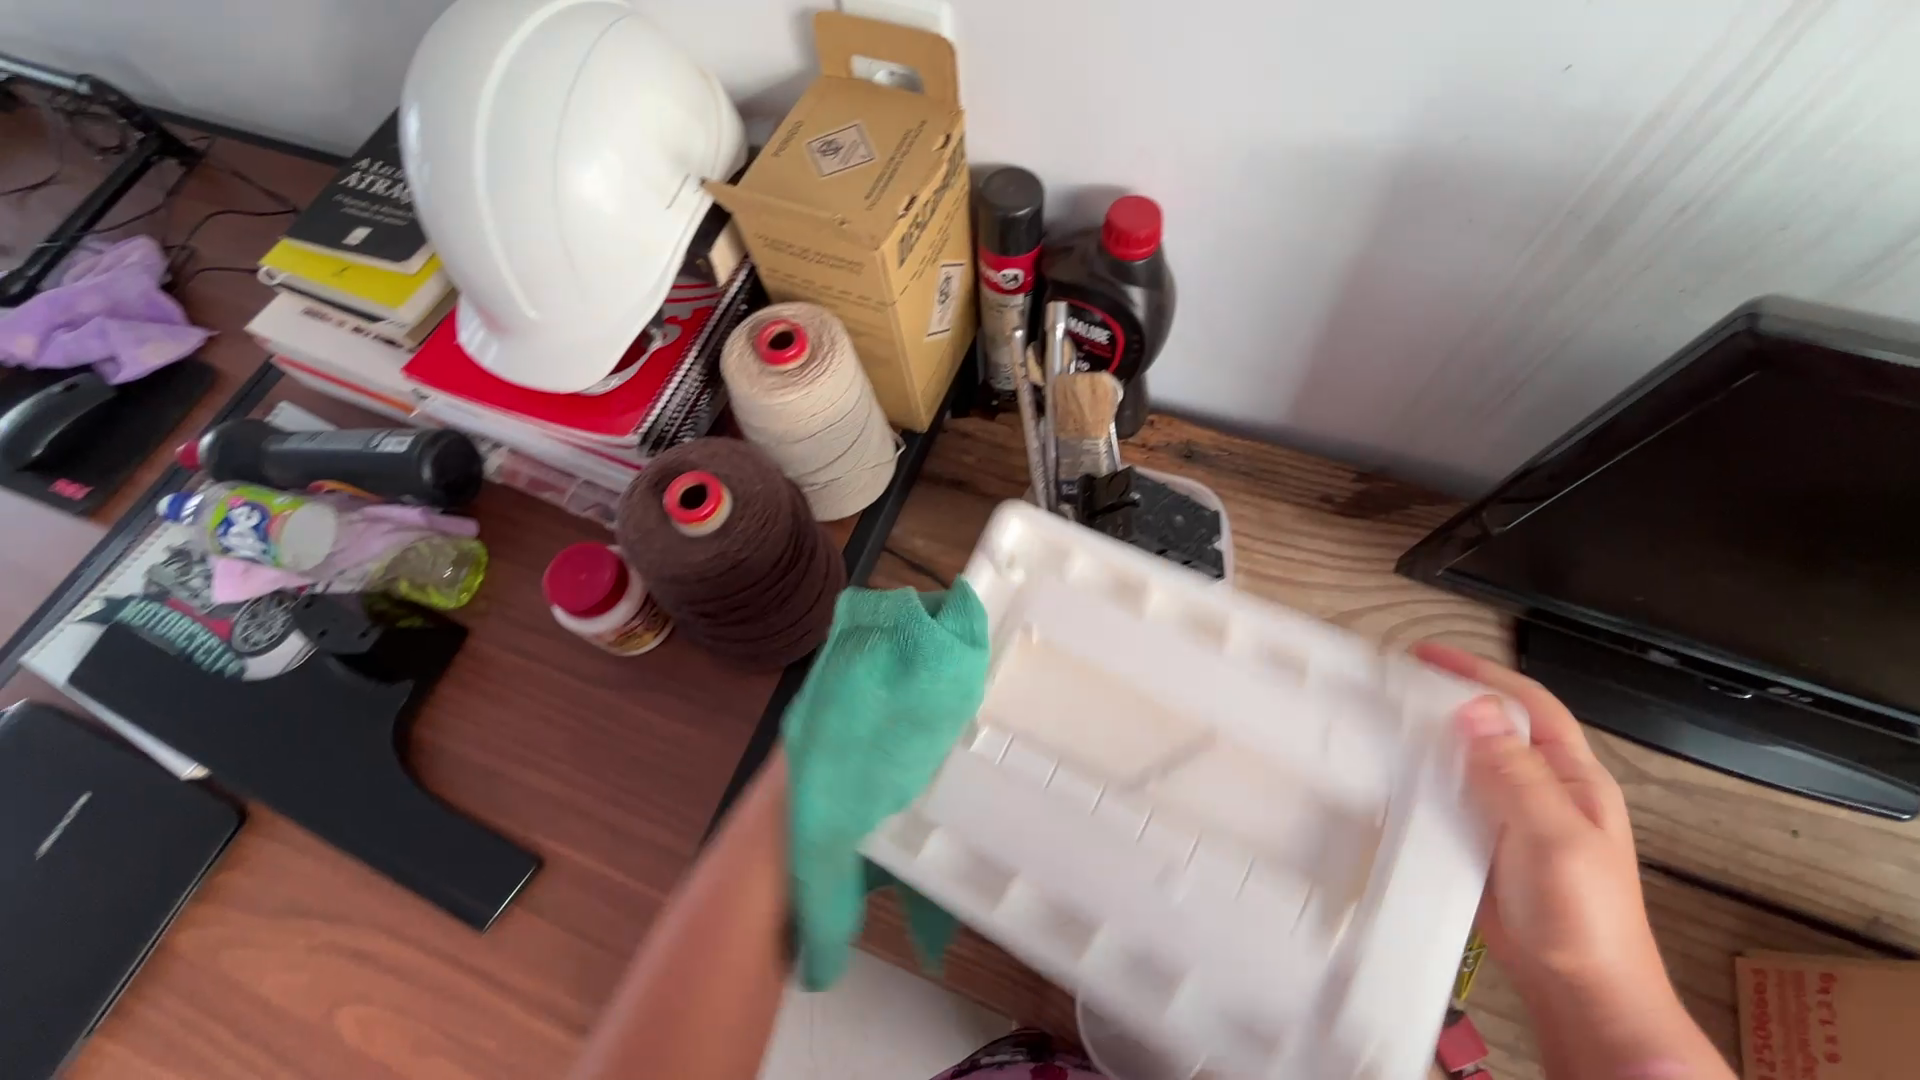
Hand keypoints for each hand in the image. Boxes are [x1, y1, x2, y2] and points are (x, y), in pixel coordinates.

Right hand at [1411, 643, 1662, 995]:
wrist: (1577, 990)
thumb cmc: (1586, 920)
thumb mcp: (1554, 839)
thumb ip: (1516, 775)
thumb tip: (1476, 712)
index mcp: (1571, 778)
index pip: (1526, 705)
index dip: (1481, 674)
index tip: (1429, 656)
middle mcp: (1540, 787)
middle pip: (1490, 725)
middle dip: (1447, 698)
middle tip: (1395, 682)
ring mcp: (1508, 814)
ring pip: (1464, 758)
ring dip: (1429, 737)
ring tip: (1385, 718)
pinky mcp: (1479, 838)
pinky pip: (1446, 795)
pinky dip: (1420, 778)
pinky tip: (1394, 773)